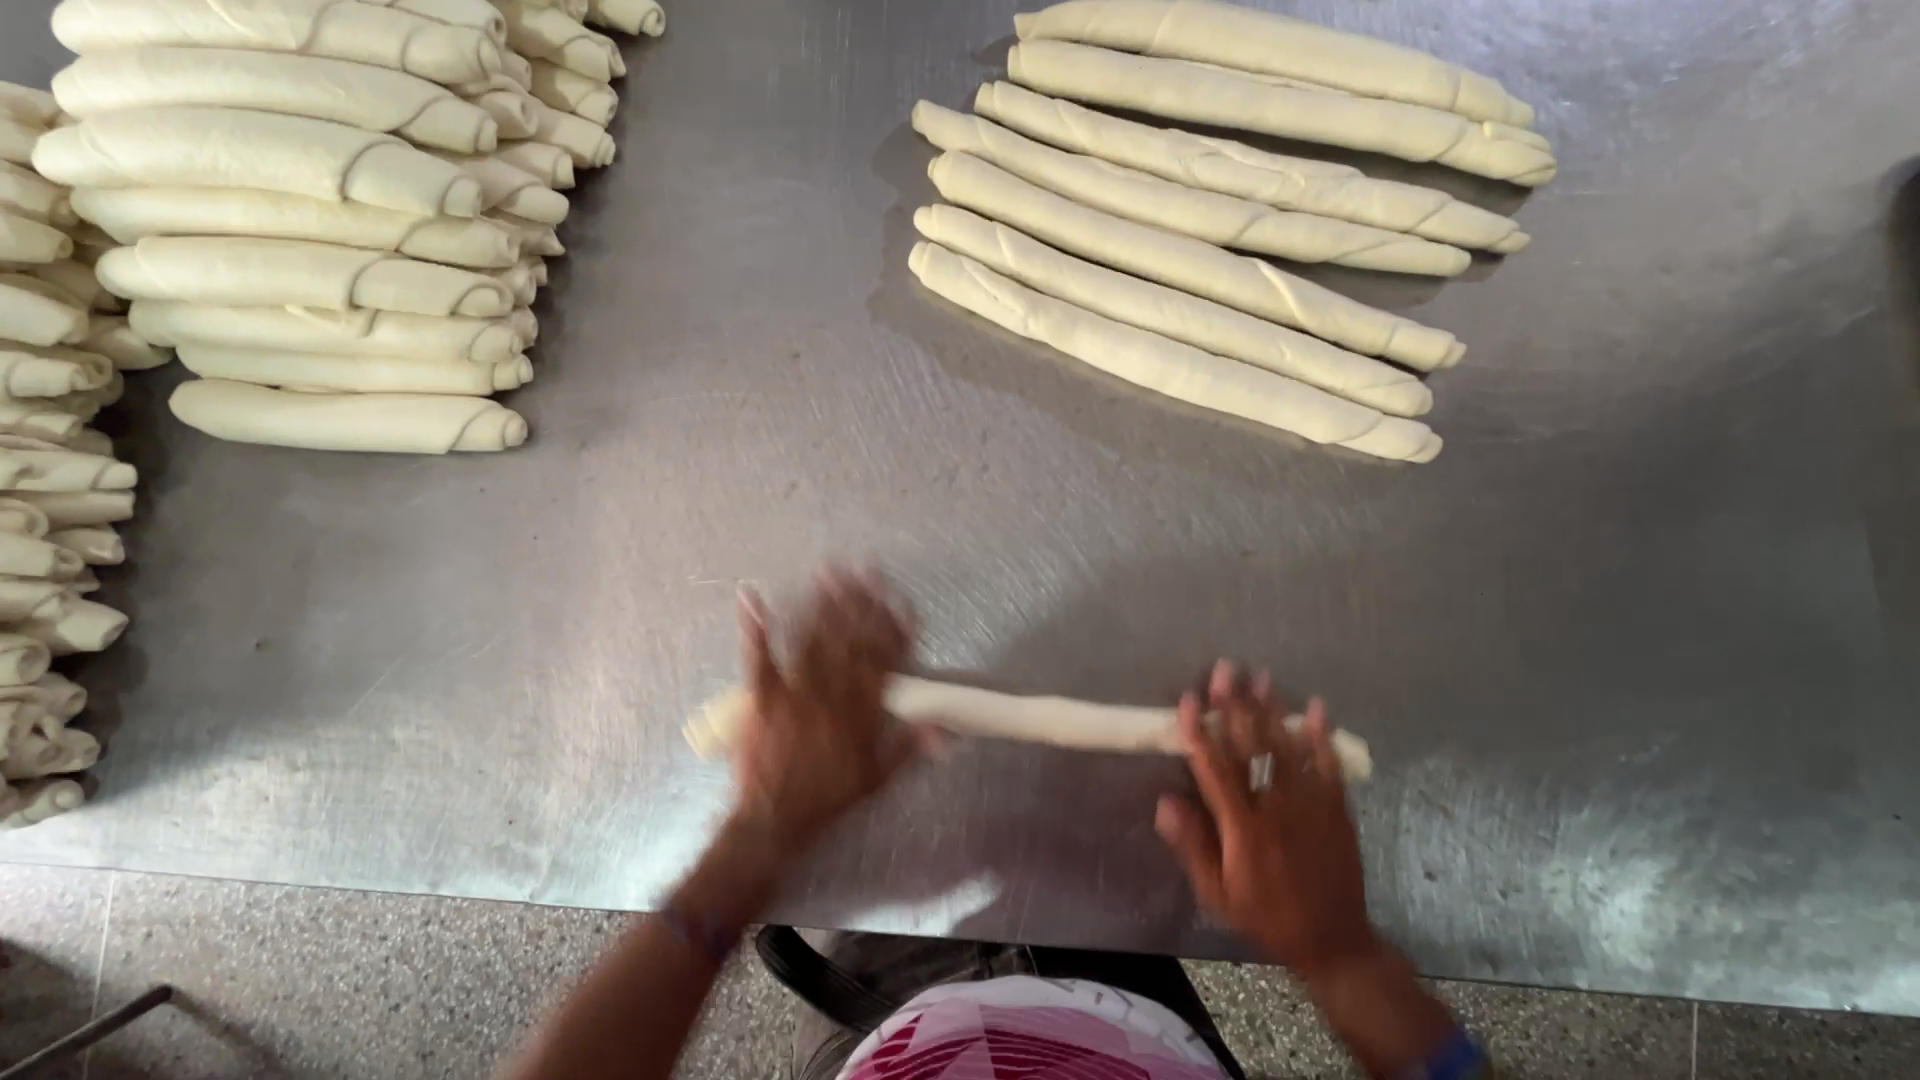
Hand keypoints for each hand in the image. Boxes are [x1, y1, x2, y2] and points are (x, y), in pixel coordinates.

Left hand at [729, 565, 926, 848]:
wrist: (774, 820)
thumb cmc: (829, 799)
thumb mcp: (878, 779)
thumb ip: (909, 747)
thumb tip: (943, 728)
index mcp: (861, 709)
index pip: (884, 658)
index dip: (895, 627)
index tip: (903, 600)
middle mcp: (830, 691)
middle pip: (849, 638)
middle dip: (861, 601)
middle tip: (868, 568)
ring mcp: (793, 689)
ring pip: (811, 637)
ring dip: (821, 602)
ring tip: (829, 571)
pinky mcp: (759, 694)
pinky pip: (758, 656)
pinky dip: (755, 625)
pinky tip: (753, 595)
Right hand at [1155, 660, 1376, 977]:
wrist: (1333, 940)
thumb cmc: (1265, 915)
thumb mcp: (1217, 892)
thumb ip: (1192, 845)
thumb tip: (1164, 801)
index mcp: (1242, 827)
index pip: (1215, 768)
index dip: (1200, 731)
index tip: (1189, 700)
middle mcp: (1275, 807)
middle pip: (1251, 747)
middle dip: (1235, 706)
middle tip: (1226, 670)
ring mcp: (1310, 805)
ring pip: (1287, 748)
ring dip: (1272, 710)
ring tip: (1261, 677)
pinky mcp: (1337, 809)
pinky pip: (1329, 766)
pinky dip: (1322, 736)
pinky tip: (1316, 708)